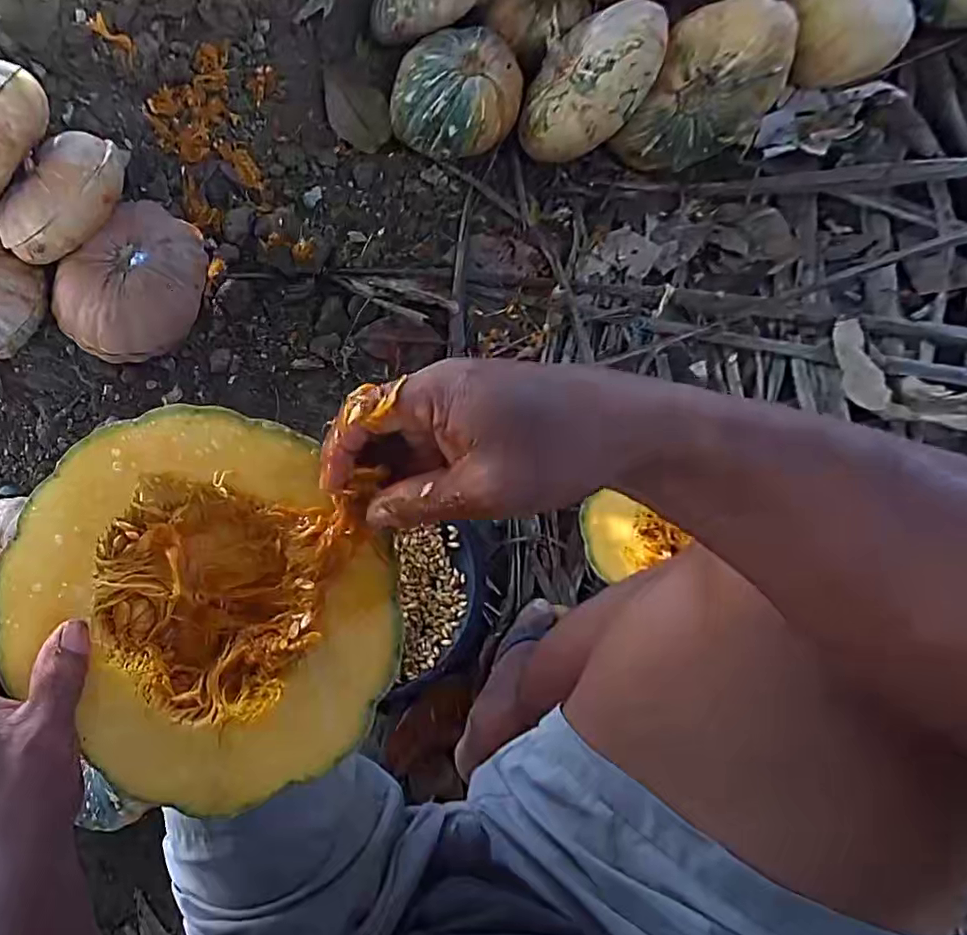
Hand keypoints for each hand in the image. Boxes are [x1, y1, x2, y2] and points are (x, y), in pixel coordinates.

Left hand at [0, 558, 89, 851]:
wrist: (21, 864)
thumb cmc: (24, 798)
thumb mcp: (44, 731)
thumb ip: (57, 677)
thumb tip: (73, 625)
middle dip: (2, 612)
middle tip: (34, 580)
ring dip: (19, 643)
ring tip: (51, 613)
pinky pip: (12, 691)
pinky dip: (32, 670)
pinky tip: (61, 665)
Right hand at [321, 357, 644, 528]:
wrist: (633, 429)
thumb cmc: (558, 453)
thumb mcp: (482, 490)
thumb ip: (419, 503)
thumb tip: (372, 517)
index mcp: (433, 392)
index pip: (360, 415)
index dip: (338, 456)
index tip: (333, 496)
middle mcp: (440, 386)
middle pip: (379, 423)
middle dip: (364, 468)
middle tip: (359, 513)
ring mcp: (461, 397)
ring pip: (406, 435)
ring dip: (393, 473)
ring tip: (389, 514)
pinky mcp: (479, 411)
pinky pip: (433, 439)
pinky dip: (421, 469)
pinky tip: (423, 499)